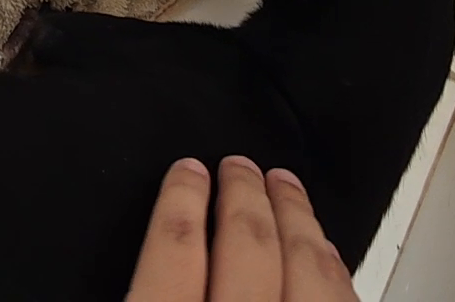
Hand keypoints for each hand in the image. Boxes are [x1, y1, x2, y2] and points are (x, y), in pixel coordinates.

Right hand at [127, 156, 357, 300]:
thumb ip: (131, 301)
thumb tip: (121, 269)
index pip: (174, 249)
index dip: (181, 197)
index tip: (187, 169)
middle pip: (247, 247)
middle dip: (243, 195)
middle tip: (239, 166)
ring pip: (307, 271)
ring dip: (296, 219)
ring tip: (284, 186)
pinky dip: (333, 270)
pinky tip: (324, 252)